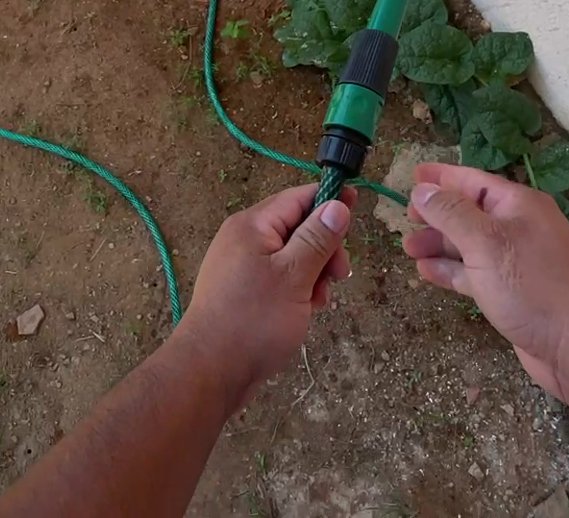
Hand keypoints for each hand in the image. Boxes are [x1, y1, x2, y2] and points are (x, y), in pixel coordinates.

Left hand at [172, 182, 354, 411]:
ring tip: (317, 301)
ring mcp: (241, 264)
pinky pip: (279, 275)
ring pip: (291, 254)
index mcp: (253, 224)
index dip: (329, 200)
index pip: (297, 198)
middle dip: (323, 248)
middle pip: (296, 226)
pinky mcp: (243, 289)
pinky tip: (304, 310)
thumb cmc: (254, 319)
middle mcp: (244, 237)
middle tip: (339, 276)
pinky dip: (297, 287)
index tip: (357, 205)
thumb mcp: (294, 275)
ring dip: (313, 272)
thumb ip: (317, 238)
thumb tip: (337, 203)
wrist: (211, 371)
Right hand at [402, 164, 568, 398]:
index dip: (442, 177)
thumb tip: (422, 189)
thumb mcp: (484, 241)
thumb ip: (450, 212)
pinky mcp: (512, 292)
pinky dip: (450, 270)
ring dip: (438, 244)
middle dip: (436, 214)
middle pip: (469, 212)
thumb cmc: (531, 285)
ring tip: (408, 249)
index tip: (413, 175)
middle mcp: (519, 227)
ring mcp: (516, 261)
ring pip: (468, 244)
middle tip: (406, 219)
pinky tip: (426, 272)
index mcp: (518, 205)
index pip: (473, 180)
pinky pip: (474, 272)